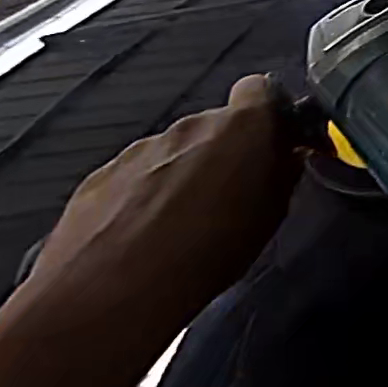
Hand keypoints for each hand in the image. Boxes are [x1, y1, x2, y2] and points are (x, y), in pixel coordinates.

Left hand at [16, 73, 306, 334]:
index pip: (261, 88)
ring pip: (176, 150)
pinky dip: (144, 194)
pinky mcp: (100, 175)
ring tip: (181, 224)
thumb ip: (282, 173)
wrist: (104, 298)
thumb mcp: (271, 216)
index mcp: (242, 125)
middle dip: (225, 150)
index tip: (272, 141)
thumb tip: (287, 157)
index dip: (267, 111)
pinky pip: (136, 175)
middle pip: (217, 124)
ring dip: (184, 173)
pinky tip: (141, 236)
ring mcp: (142, 147)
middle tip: (230, 194)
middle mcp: (192, 124)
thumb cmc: (206, 253)